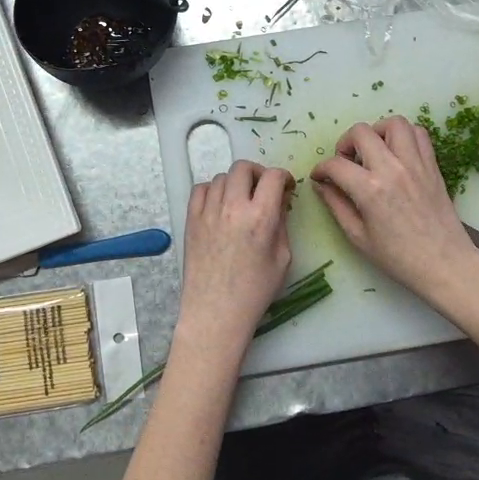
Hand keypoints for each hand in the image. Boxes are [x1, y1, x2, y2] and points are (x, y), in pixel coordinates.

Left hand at [175, 160, 294, 360]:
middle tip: (263, 190)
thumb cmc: (255, 291)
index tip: (286, 188)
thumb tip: (280, 202)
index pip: (273, 177)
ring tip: (241, 201)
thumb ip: (281, 224)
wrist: (216, 311)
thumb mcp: (282, 258)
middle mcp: (233, 207)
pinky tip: (220, 205)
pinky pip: (201, 189)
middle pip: (243, 168)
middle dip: (258, 174)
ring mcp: (208, 212)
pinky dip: (213, 191)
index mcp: (261, 217)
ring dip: (236, 183)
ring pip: (222, 177)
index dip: (284, 177)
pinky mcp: (191, 220)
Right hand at [310, 117, 478, 300]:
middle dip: (345, 143)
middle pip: (361, 132)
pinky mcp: (433, 165)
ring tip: (373, 151)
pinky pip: (419, 133)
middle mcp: (393, 168)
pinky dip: (404, 136)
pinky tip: (396, 153)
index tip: (320, 177)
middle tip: (346, 162)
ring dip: (377, 132)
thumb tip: (321, 185)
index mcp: (370, 190)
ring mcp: (416, 163)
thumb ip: (336, 205)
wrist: (444, 263)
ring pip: (394, 123)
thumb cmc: (398, 258)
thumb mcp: (358, 237)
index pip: (336, 165)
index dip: (321, 169)